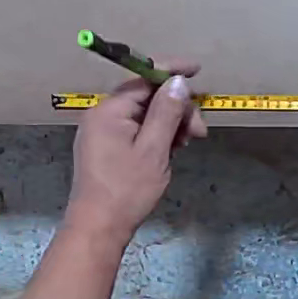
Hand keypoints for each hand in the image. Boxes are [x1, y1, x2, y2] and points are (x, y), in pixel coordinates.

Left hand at [63, 60, 206, 242]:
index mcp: (109, 110)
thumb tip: (178, 81)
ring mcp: (102, 132)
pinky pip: (136, 130)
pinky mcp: (106, 148)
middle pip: (146, 97)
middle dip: (176, 109)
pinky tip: (170, 151)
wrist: (98, 227)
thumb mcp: (154, 149)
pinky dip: (156, 136)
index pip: (144, 78)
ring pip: (144, 115)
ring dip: (169, 124)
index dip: (172, 72)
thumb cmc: (126, 189)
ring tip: (185, 145)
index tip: (197, 70)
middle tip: (198, 132)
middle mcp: (102, 115)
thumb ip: (166, 112)